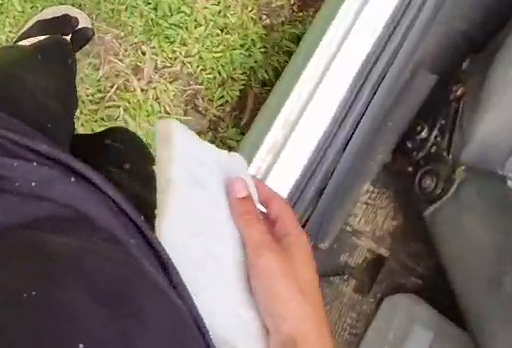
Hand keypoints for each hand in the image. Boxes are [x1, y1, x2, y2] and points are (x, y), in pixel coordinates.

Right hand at [228, 177, 332, 347]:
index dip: (256, 188)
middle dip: (244, 210)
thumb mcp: (264, 250)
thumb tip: (237, 183)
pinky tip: (223, 259)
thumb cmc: (286, 295)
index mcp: (293, 237)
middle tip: (217, 201)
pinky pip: (252, 265)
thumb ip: (249, 218)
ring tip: (215, 226)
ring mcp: (281, 272)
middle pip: (266, 222)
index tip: (233, 179)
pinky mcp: (271, 291)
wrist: (296, 343)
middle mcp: (289, 251)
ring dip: (239, 235)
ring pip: (257, 244)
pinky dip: (238, 258)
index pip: (275, 202)